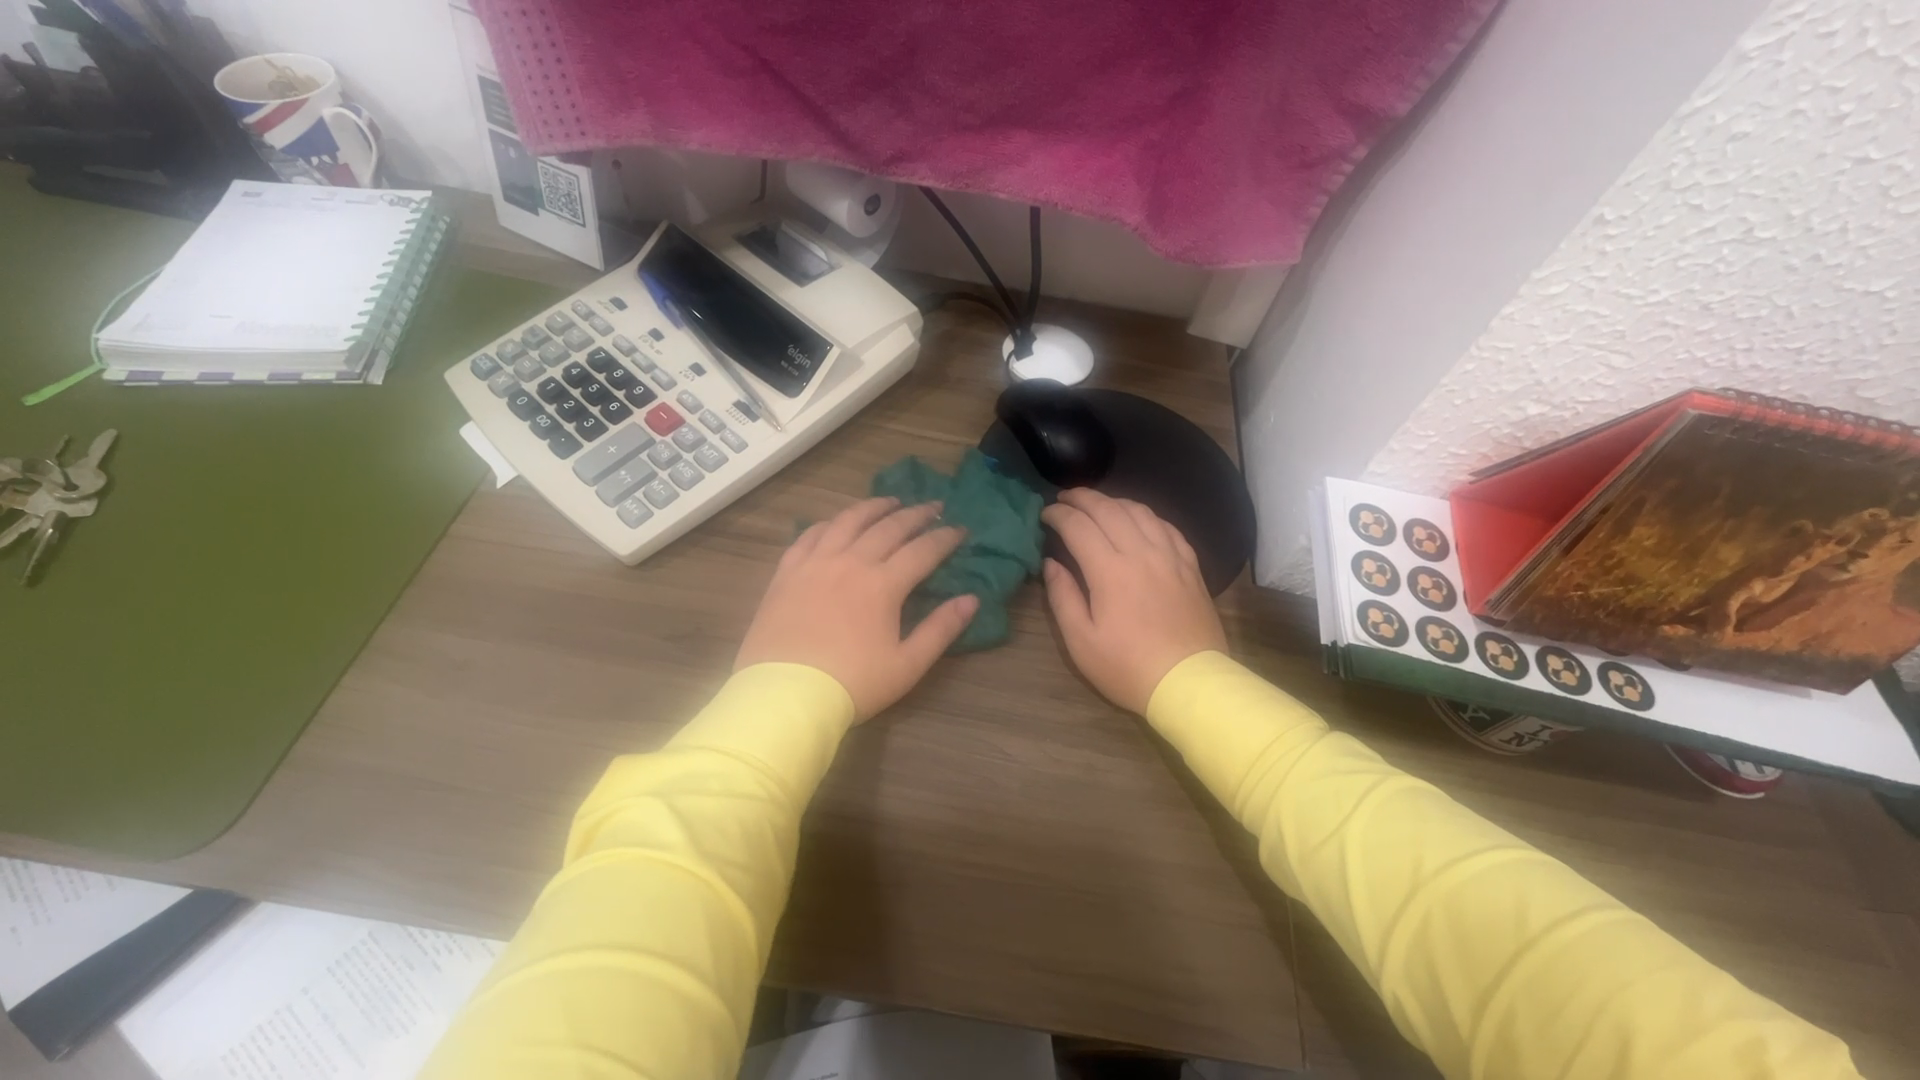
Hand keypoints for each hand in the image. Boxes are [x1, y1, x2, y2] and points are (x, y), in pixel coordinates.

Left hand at [737, 497, 977, 720]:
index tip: (960, 529)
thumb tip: (971, 599)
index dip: (944, 538)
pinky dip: (830, 523)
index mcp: (883, 585)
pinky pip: (810, 535)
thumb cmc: (852, 685)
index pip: (922, 550)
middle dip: (915, 515)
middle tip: (933, 507)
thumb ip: (940, 630)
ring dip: (873, 507)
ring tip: (889, 501)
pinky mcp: (786, 573)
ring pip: (848, 522)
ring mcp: (815, 564)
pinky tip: (837, 522)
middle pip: (888, 528)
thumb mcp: (906, 665)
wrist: (785, 695)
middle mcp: (850, 563)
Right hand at [1041, 489, 1226, 713]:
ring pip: (1141, 512)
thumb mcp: (1081, 641)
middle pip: (1109, 509)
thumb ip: (1063, 597)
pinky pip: (1168, 527)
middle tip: (1065, 497)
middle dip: (1083, 498)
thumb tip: (1051, 564)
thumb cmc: (1128, 667)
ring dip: (1115, 501)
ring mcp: (1171, 557)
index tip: (1045, 514)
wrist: (1190, 683)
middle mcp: (1141, 553)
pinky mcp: (1191, 567)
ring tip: (1098, 504)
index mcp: (1110, 570)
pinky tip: (1139, 521)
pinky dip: (1147, 516)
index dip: (1058, 514)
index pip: (1079, 526)